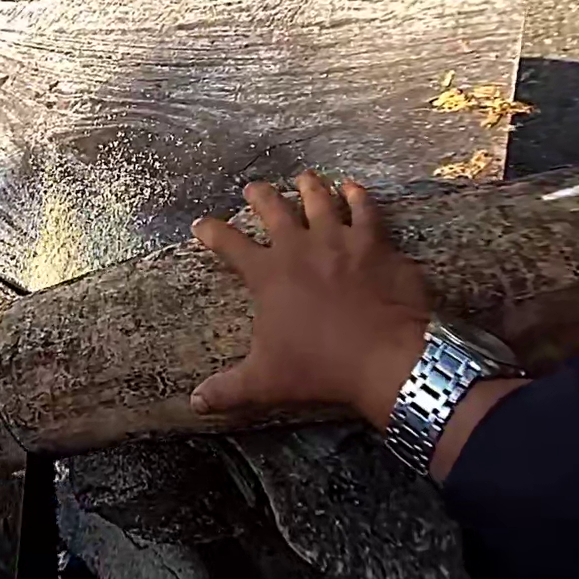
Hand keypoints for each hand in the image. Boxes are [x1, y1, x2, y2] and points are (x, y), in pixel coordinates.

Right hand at [190, 172, 431, 427]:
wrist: (384, 358)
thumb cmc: (319, 366)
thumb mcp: (265, 380)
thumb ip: (228, 389)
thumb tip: (194, 403)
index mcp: (268, 273)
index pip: (228, 243)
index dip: (211, 231)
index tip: (201, 223)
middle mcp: (299, 246)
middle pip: (274, 208)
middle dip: (260, 195)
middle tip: (253, 186)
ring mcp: (338, 239)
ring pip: (319, 199)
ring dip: (308, 186)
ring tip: (303, 175)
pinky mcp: (374, 242)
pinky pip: (365, 209)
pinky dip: (357, 195)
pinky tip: (353, 186)